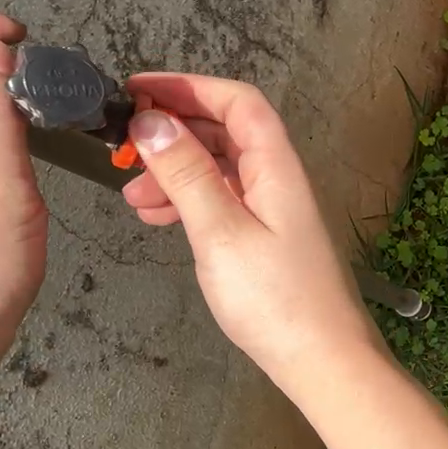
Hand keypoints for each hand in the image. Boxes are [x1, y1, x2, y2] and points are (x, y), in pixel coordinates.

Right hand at [119, 74, 380, 392]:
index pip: (241, 103)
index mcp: (280, 171)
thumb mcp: (222, 232)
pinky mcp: (273, 243)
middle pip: (228, 135)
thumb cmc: (277, 300)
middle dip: (174, 135)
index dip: (189, 87)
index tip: (133, 92)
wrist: (324, 361)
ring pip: (223, 172)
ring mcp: (280, 214)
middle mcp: (284, 184)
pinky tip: (160, 220)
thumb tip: (154, 119)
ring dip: (176, 174)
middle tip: (122, 152)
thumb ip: (188, 174)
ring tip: (134, 198)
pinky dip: (193, 204)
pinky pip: (228, 205)